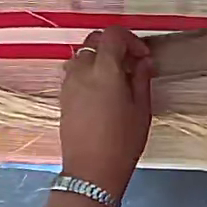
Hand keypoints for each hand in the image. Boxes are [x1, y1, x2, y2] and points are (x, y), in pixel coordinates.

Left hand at [58, 27, 152, 196]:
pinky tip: (103, 92)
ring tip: (117, 79)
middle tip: (131, 64)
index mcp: (104, 70)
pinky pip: (75, 73)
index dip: (131, 40)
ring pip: (83, 56)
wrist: (91, 171)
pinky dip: (89, 72)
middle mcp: (82, 71)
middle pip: (94, 41)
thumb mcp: (141, 110)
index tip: (143, 57)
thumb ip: (141, 80)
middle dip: (114, 46)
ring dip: (100, 59)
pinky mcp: (63, 97)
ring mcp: (68, 84)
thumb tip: (143, 63)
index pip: (113, 35)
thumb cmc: (122, 142)